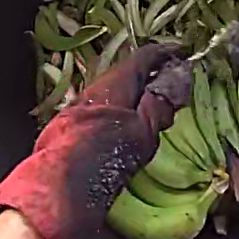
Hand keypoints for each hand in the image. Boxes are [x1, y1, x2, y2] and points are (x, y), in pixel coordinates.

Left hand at [0, 43, 189, 238]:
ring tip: (159, 107)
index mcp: (116, 81)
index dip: (166, 52)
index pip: (145, 55)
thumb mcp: (143, 131)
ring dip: (139, 94)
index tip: (183, 53)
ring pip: (119, 91)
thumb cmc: (103, 154)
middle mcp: (98, 87)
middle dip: (153, 75)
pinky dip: (127, 109)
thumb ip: (160, 106)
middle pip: (131, 72)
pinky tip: (134, 125)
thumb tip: (175, 86)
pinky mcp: (77, 125)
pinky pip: (110, 107)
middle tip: (174, 85)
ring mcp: (85, 105)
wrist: (56, 187)